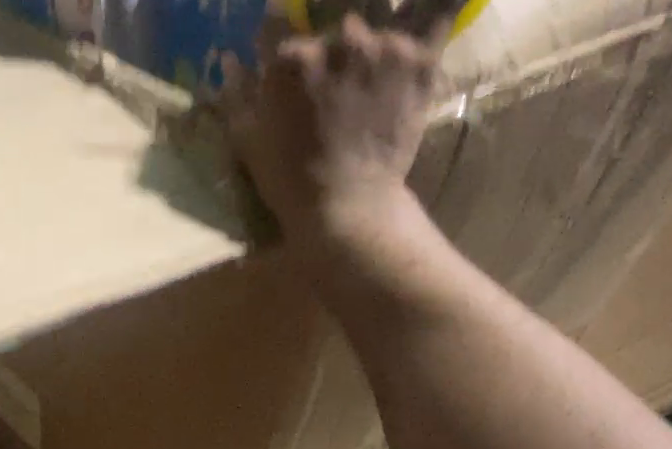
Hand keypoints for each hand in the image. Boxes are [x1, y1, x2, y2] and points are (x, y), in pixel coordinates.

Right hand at [220, 13, 447, 248]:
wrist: (346, 206)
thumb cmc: (287, 179)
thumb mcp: (247, 140)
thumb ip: (236, 94)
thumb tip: (229, 58)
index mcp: (288, 59)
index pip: (276, 18)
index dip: (274, 30)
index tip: (275, 40)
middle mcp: (337, 39)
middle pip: (330, 5)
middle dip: (323, 15)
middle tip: (330, 55)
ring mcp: (382, 45)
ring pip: (376, 5)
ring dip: (369, 16)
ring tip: (364, 50)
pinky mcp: (420, 57)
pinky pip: (442, 6)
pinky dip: (438, 2)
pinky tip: (428, 6)